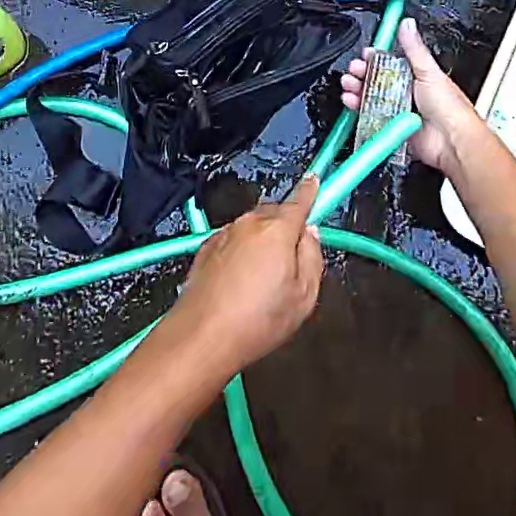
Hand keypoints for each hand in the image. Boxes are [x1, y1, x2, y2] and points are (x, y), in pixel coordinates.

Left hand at [161, 176, 322, 377]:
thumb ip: (312, 257)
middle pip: (275, 213)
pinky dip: (242, 251)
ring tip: (263, 280)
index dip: (309, 191)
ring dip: (262, 241)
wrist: (202, 335)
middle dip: (286, 226)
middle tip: (292, 258)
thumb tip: (310, 234)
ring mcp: (225, 233)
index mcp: (277, 229)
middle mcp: (249, 223)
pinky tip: (241, 281)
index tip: (314, 180)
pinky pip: (233, 240)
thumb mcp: (304, 295)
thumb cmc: (257, 320)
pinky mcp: (207, 247)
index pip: (299, 201)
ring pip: (253, 227)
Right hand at [340, 18, 481, 174]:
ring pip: (372, 98)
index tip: (364, 55)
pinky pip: (372, 117)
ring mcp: (399, 111)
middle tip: (354, 71)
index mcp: (417, 76)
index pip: (390, 62)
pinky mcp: (393, 128)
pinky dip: (360, 110)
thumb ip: (414, 48)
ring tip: (349, 86)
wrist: (452, 141)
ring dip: (357, 90)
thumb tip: (407, 24)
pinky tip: (353, 103)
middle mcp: (407, 93)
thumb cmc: (449, 107)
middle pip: (377, 80)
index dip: (375, 58)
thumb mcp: (428, 71)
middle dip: (362, 74)